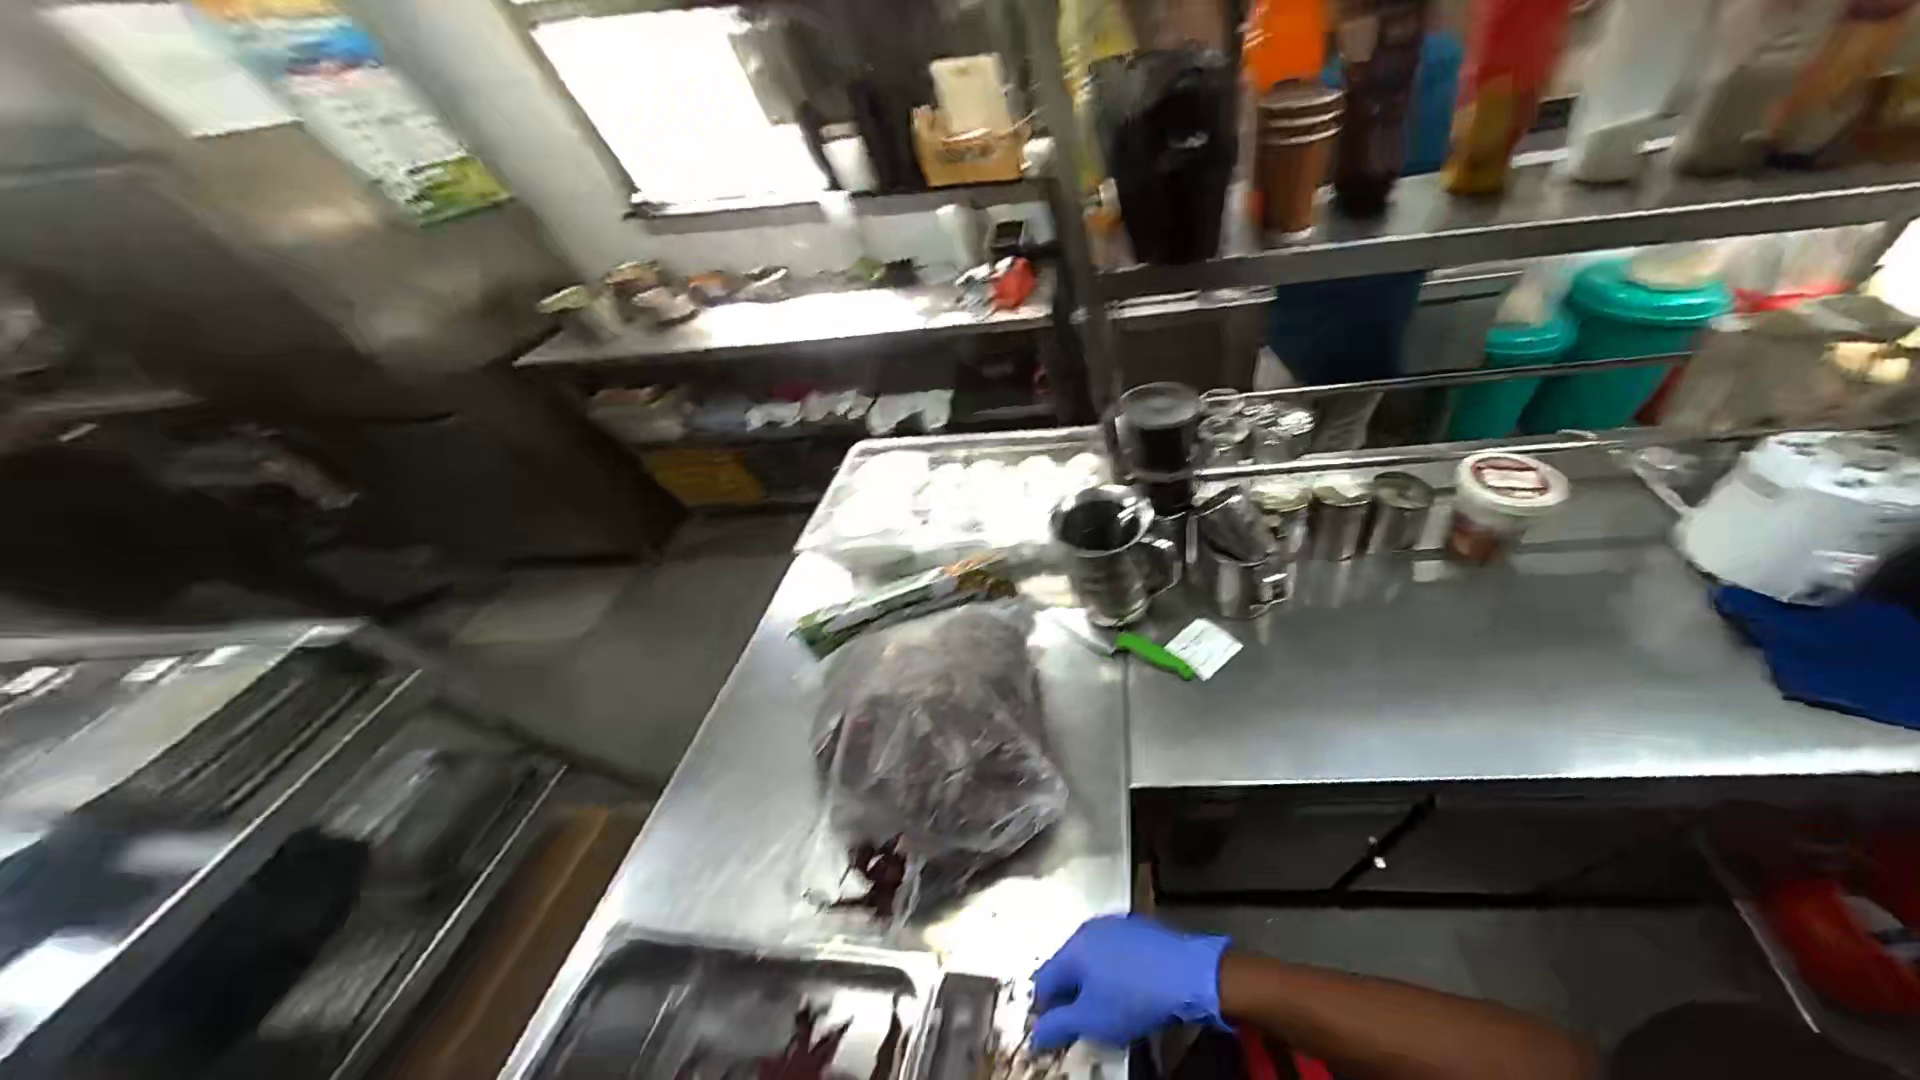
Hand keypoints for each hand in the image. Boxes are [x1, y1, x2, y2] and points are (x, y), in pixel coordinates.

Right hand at [1029, 914, 1230, 1050]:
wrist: (1187, 974)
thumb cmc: (1132, 999)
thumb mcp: (1092, 1021)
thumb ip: (1058, 1026)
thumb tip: (1034, 1035)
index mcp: (1071, 949)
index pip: (1043, 980)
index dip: (1044, 1009)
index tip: (1054, 1031)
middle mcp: (1087, 930)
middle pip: (1066, 965)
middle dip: (1069, 993)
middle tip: (1081, 1020)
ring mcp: (1113, 925)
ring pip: (1090, 955)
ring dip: (1090, 980)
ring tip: (1105, 1005)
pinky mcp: (1136, 928)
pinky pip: (1112, 949)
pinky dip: (1111, 968)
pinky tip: (1128, 986)